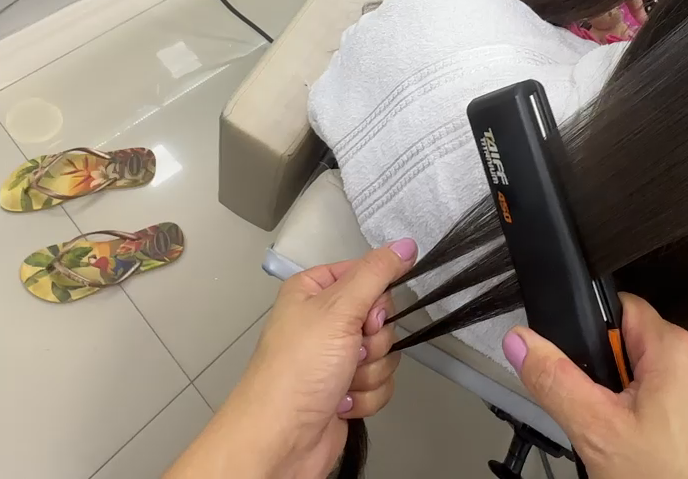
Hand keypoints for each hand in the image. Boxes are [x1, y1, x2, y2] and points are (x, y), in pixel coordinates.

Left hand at [164, 238, 416, 478]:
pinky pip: (380, 382)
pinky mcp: (347, 389)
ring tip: (342, 383)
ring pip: (384, 352)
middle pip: (380, 316)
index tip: (367, 317)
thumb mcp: (338, 309)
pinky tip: (342, 404)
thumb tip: (407, 243)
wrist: (279, 443)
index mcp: (314, 290)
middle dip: (373, 341)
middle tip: (351, 352)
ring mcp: (336, 357)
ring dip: (369, 372)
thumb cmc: (299, 368)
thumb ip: (377, 273)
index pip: (367, 274)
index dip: (375, 298)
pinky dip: (366, 396)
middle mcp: (325, 319)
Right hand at [504, 294, 687, 478]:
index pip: (617, 308)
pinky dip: (655, 418)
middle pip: (632, 343)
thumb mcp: (599, 433)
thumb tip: (520, 341)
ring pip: (650, 373)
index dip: (593, 340)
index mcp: (676, 345)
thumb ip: (555, 380)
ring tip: (630, 445)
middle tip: (607, 424)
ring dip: (631, 402)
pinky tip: (651, 453)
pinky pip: (673, 396)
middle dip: (611, 379)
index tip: (587, 378)